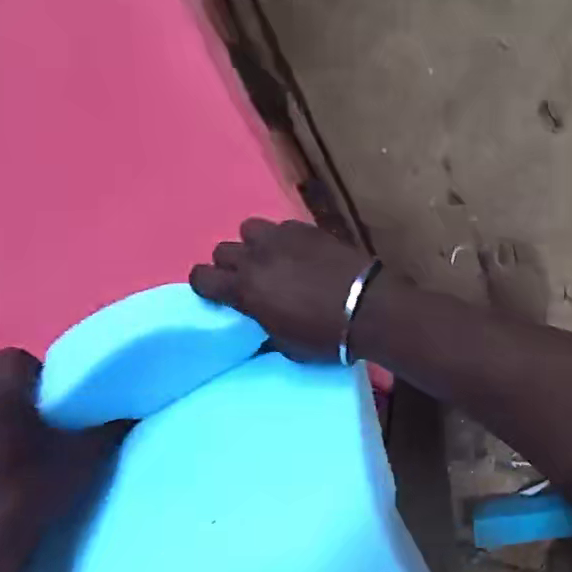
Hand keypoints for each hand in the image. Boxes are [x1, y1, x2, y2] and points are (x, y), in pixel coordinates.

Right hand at [189, 218, 378, 362]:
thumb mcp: (287, 345)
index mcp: (245, 289)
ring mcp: (283, 238)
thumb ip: (264, 328)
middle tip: (252, 279)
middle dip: (232, 265)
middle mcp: (256, 258)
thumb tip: (259, 324)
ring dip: (257, 245)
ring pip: (250, 230)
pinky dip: (286, 238)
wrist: (369, 308)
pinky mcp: (309, 229)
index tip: (219, 294)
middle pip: (223, 250)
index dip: (206, 286)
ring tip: (276, 259)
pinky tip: (302, 252)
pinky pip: (283, 226)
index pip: (201, 277)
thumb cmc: (327, 336)